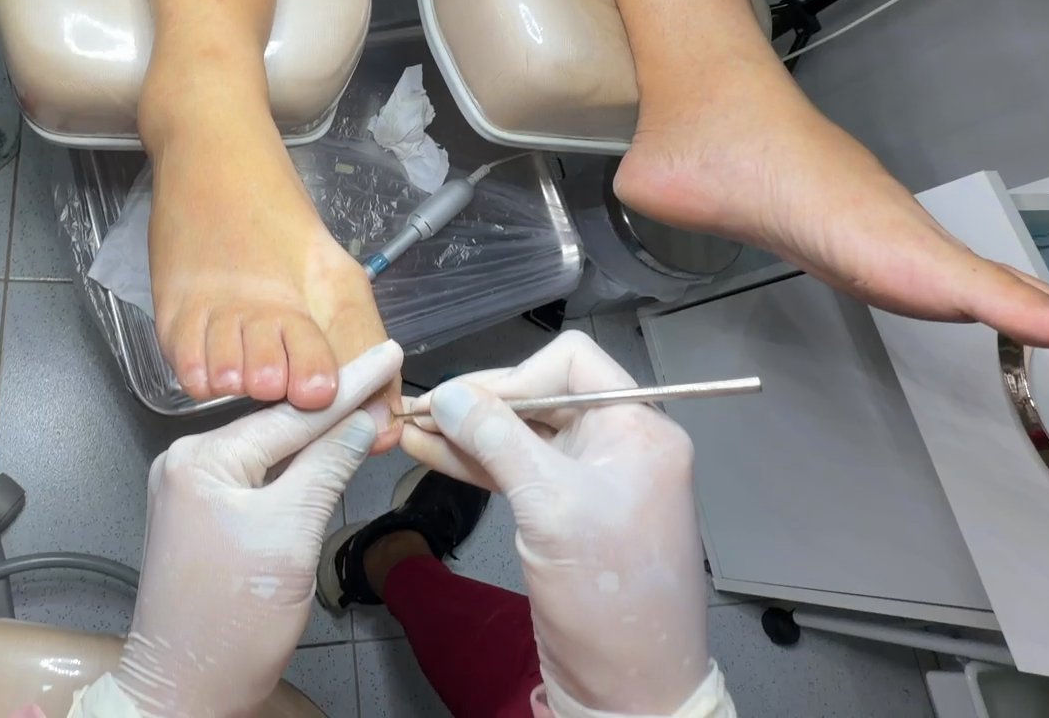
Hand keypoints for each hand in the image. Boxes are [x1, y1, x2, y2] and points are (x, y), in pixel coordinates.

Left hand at [115, 340, 402, 717]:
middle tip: (384, 369)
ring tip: (365, 401)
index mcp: (200, 458)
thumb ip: (326, 469)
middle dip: (335, 405)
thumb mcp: (290, 538)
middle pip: (278, 427)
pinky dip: (295, 463)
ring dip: (318, 434)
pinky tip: (325, 445)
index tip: (389, 353)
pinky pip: (257, 472)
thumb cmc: (234, 622)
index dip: (349, 386)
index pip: (291, 416)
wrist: (184, 694)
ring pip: (269, 449)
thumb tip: (362, 421)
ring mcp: (190, 483)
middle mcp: (187, 458)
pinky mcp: (200, 507)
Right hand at [145, 89, 391, 415]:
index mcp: (317, 298)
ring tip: (244, 353)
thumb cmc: (278, 215)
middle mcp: (261, 309)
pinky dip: (203, 372)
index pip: (329, 382)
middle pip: (274, 388)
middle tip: (278, 364)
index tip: (323, 394)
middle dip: (282, 390)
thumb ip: (362, 341)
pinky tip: (215, 350)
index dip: (331, 402)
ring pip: (228, 384)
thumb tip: (387, 415)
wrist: (213, 156)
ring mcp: (212, 310)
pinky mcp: (171, 309)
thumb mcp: (337, 272)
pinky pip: (188, 370)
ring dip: (240, 381)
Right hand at [399, 331, 708, 715]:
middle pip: (537, 395)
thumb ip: (495, 439)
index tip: (468, 402)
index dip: (515, 375)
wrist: (628, 693)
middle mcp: (615, 442)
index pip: (571, 364)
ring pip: (518, 432)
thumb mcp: (549, 506)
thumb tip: (447, 393)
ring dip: (466, 431)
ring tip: (412, 426)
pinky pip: (514, 466)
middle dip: (479, 404)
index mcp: (636, 430)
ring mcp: (586, 475)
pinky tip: (429, 450)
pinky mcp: (562, 505)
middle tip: (423, 409)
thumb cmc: (607, 597)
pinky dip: (474, 459)